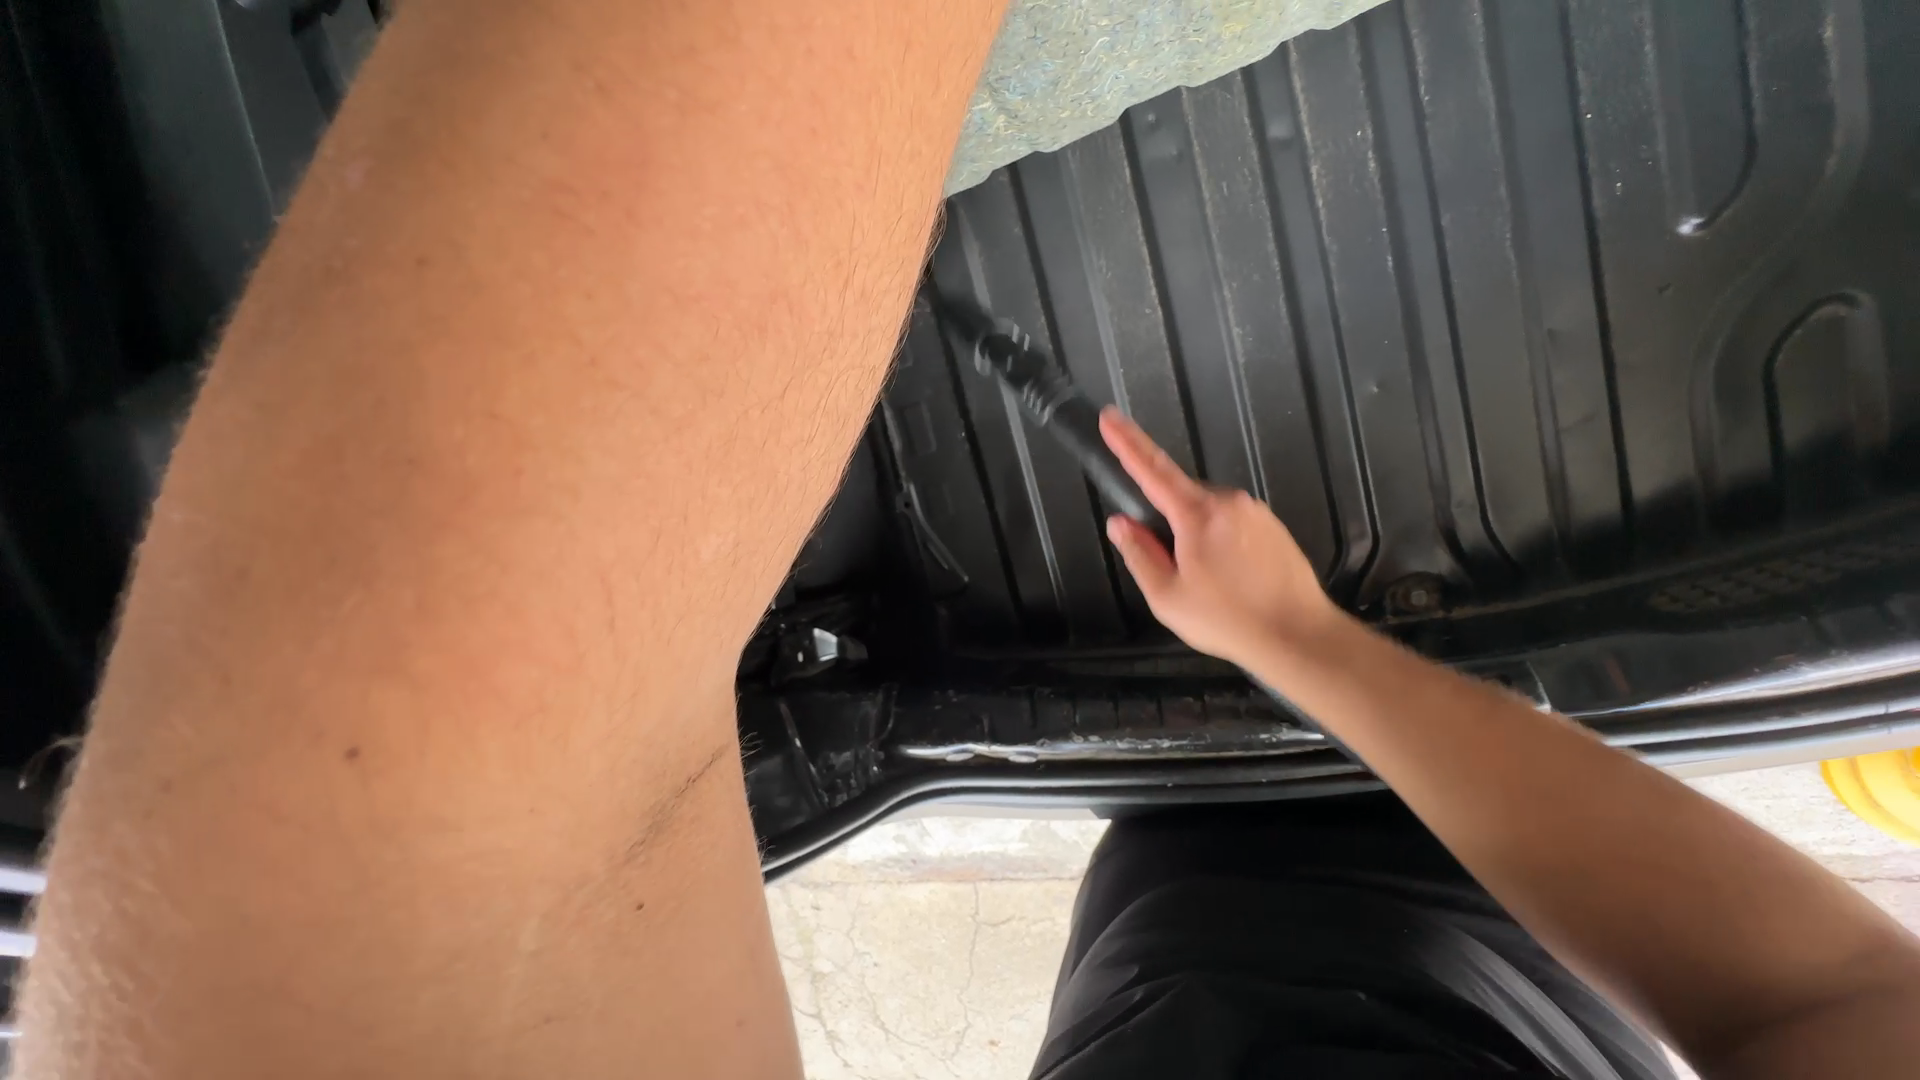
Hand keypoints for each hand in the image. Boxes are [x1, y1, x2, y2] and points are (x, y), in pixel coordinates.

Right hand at [1100, 408, 1338, 667]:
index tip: (1109, 417)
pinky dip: (1220, 543)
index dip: (1127, 442)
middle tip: (1171, 568)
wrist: (1299, 636)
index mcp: (1198, 514)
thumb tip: (1119, 523)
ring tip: (1207, 584)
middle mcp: (1229, 501)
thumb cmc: (1227, 619)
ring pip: (1207, 511)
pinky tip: (1229, 581)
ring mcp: (1256, 511)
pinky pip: (1232, 523)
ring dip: (1195, 535)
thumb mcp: (1167, 596)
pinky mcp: (1273, 526)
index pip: (1152, 469)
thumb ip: (1139, 554)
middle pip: (1181, 495)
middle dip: (1167, 521)